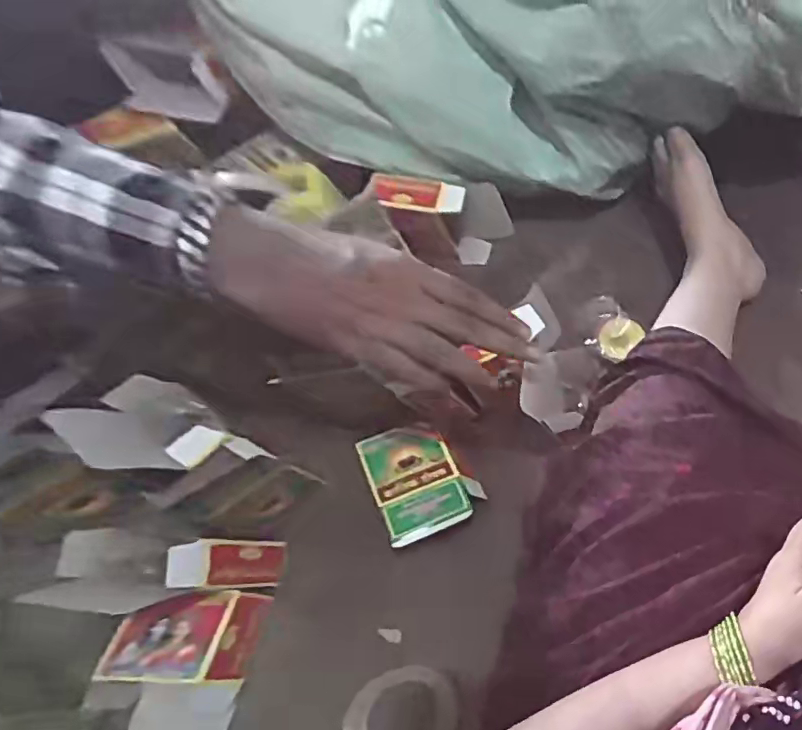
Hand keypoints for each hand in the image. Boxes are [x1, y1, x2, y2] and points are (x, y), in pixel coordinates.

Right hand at [205, 205, 540, 410]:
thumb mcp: (376, 251)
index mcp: (411, 270)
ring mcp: (389, 328)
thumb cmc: (318, 250)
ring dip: (477, 376)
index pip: (468, 298)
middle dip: (505, 347)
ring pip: (446, 357)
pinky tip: (456, 407)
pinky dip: (435, 394)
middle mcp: (408, 299)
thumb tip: (445, 297)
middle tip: (534, 363)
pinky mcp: (367, 351)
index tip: (525, 333)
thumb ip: (413, 274)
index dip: (500, 317)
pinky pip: (410, 378)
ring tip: (501, 391)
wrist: (267, 262)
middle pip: (467, 327)